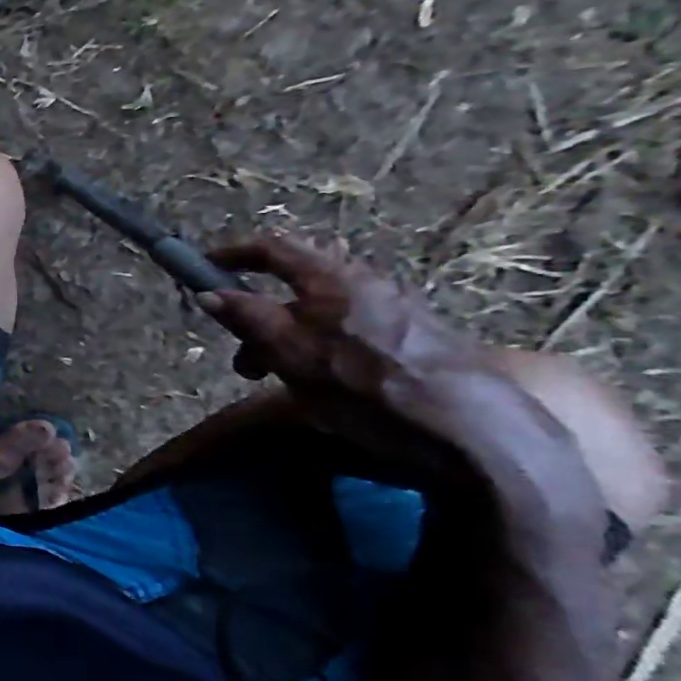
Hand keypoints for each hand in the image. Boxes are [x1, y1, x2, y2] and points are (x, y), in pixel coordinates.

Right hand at [200, 232, 481, 400]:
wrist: (474, 432)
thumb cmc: (365, 383)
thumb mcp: (289, 351)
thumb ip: (246, 318)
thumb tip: (208, 294)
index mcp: (332, 276)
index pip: (273, 247)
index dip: (235, 253)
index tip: (206, 266)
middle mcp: (366, 283)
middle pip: (297, 288)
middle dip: (261, 320)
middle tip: (245, 361)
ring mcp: (398, 313)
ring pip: (324, 318)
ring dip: (291, 343)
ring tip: (286, 385)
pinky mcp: (420, 343)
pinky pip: (353, 338)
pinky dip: (324, 355)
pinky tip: (330, 394)